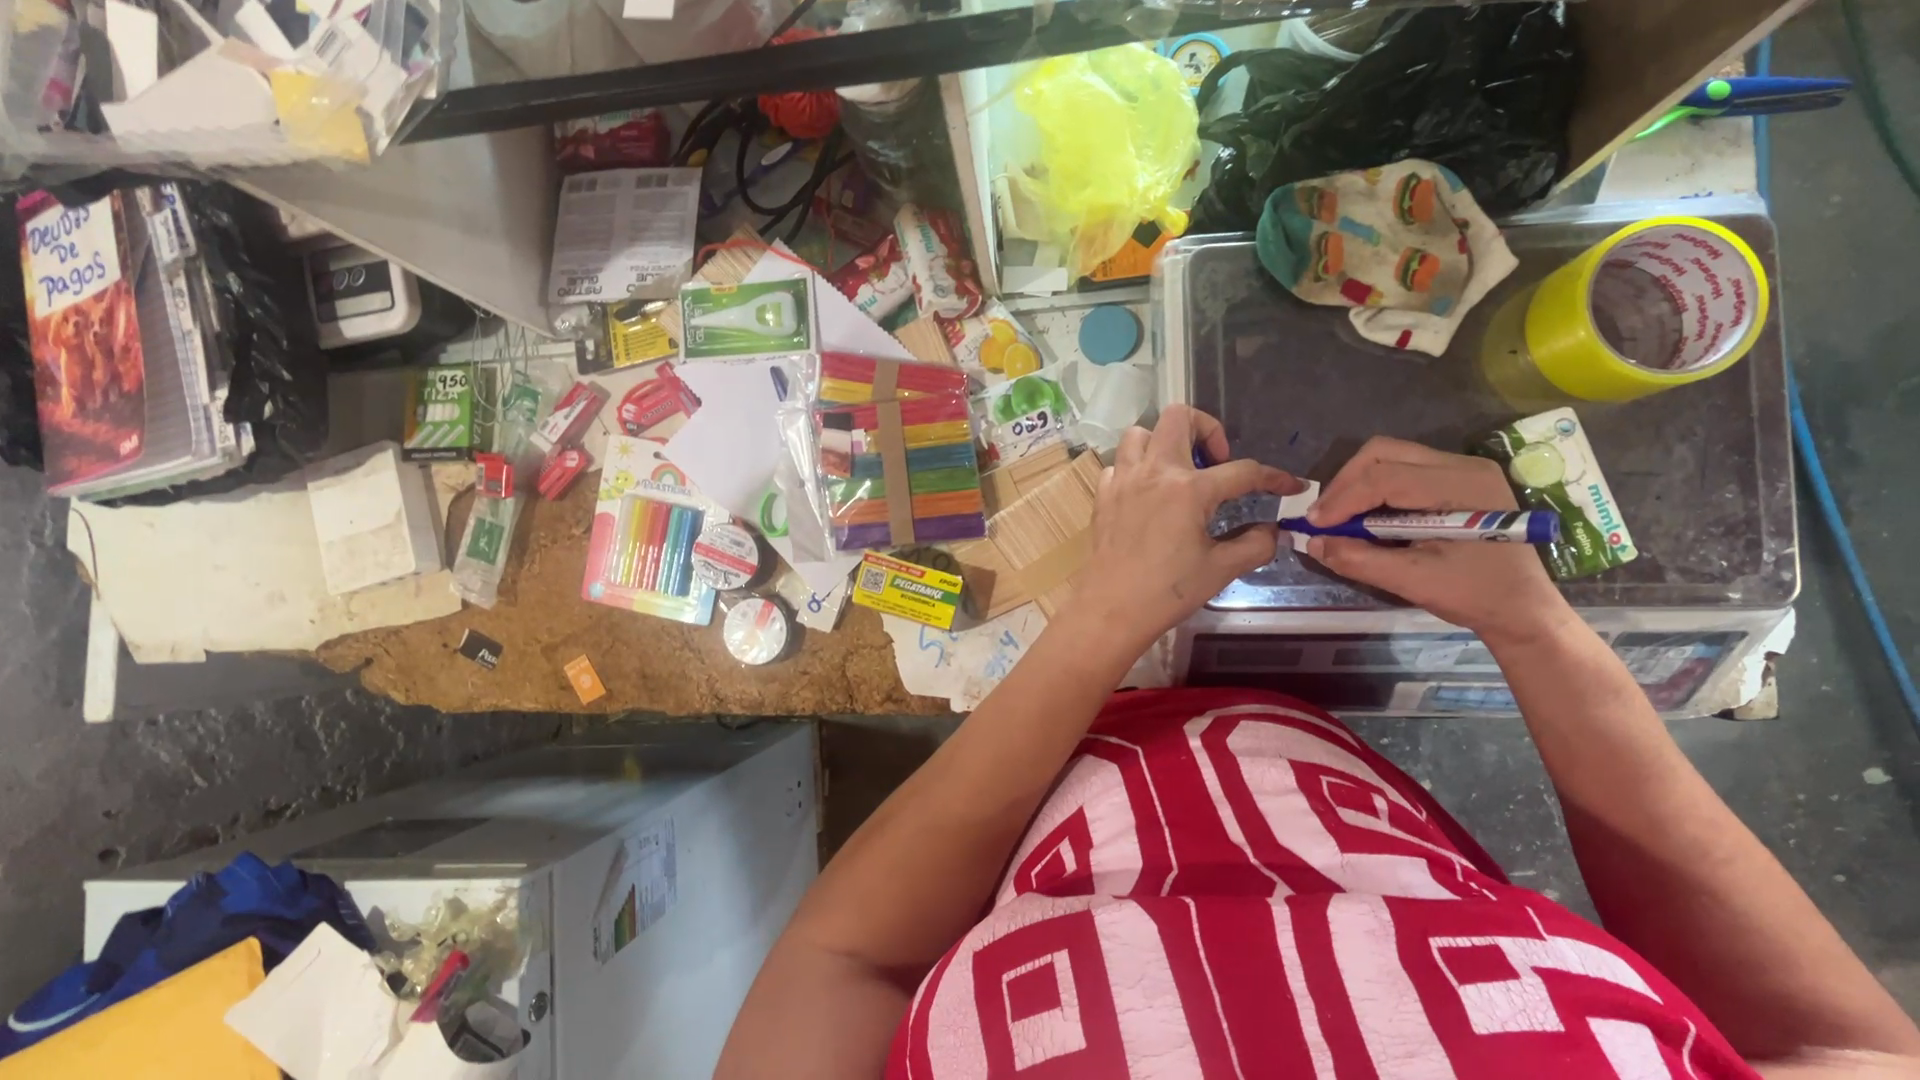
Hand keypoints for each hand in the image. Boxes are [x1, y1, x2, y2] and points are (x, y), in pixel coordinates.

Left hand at [1065, 405, 1304, 655]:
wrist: (1111, 609)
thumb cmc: (1168, 591)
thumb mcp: (1221, 570)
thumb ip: (1255, 544)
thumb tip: (1272, 531)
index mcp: (1190, 489)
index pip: (1243, 471)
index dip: (1274, 477)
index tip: (1290, 486)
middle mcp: (1155, 472)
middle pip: (1180, 417)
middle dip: (1207, 429)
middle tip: (1216, 462)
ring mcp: (1124, 480)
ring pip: (1141, 432)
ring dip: (1163, 442)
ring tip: (1178, 471)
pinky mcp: (1103, 495)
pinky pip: (1118, 463)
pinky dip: (1135, 468)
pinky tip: (1147, 493)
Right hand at [1305, 436, 1574, 644]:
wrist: (1525, 609)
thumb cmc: (1476, 595)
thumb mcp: (1414, 581)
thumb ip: (1360, 559)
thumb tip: (1313, 544)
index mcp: (1461, 486)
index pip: (1385, 477)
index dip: (1342, 499)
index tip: (1313, 526)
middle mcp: (1463, 466)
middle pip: (1383, 453)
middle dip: (1345, 483)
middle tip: (1324, 517)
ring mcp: (1463, 469)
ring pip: (1391, 457)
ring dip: (1358, 484)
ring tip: (1342, 518)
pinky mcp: (1459, 480)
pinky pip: (1404, 469)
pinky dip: (1377, 489)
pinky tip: (1369, 517)